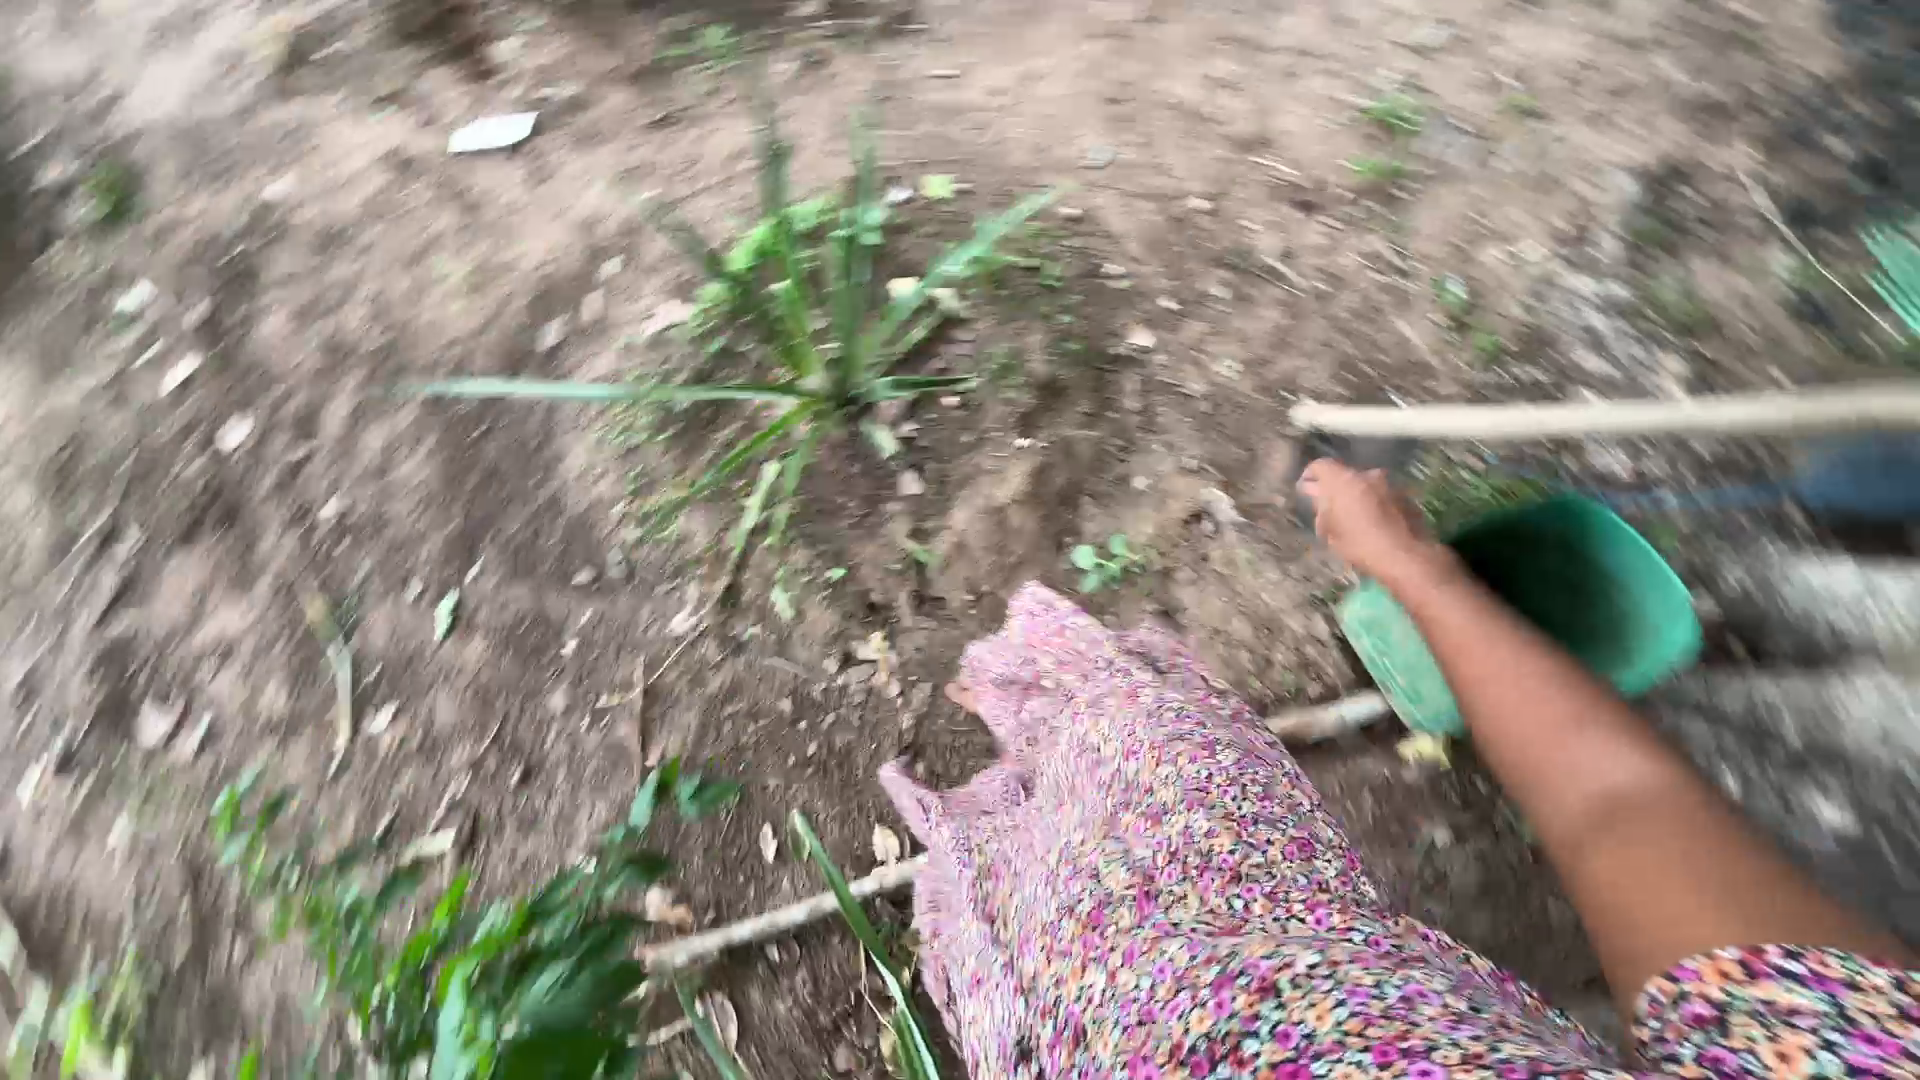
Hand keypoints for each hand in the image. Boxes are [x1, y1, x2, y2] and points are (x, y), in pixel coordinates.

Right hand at [1295, 459, 1456, 587]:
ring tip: (1354, 517)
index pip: (1320, 465)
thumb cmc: (1358, 544)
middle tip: (1331, 508)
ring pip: (1365, 484)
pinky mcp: (1407, 495)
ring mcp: (1390, 483)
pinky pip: (1382, 494)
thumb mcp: (1328, 530)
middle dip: (1336, 488)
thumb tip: (1318, 497)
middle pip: (1345, 475)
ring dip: (1357, 495)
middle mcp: (1367, 474)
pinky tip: (1374, 523)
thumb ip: (1321, 508)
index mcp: (1343, 480)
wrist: (1405, 556)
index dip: (1310, 476)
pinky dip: (1375, 503)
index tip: (1306, 491)